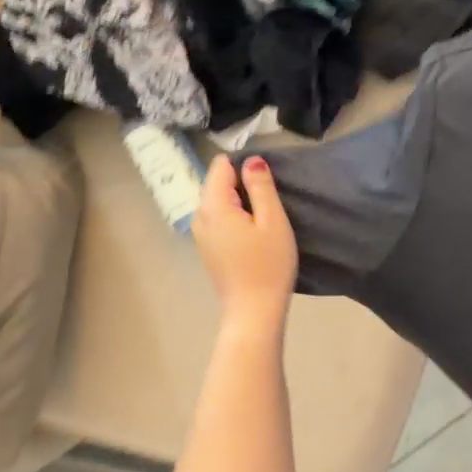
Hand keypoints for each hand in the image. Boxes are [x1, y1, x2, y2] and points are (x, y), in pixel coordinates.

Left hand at [193, 155, 297, 326]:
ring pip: (218, 202)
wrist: (254, 311)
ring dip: (240, 203)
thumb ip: (261, 186)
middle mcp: (199, 216)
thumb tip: (252, 160)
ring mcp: (200, 234)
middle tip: (270, 204)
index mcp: (214, 206)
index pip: (221, 166)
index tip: (266, 184)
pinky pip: (218, 219)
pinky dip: (235, 218)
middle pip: (217, 183)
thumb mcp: (273, 221)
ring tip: (264, 219)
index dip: (246, 167)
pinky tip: (253, 235)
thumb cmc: (268, 264)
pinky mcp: (207, 248)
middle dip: (242, 185)